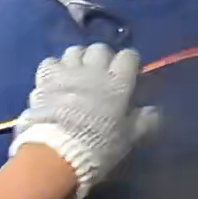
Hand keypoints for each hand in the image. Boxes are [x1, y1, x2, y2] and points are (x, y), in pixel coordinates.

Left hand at [11, 43, 159, 198]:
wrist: (58, 149)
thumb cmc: (98, 145)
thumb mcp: (127, 138)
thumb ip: (143, 121)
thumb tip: (152, 111)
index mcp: (117, 82)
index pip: (128, 57)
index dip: (129, 63)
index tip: (128, 74)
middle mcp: (92, 70)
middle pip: (100, 49)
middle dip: (102, 58)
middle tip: (101, 74)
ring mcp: (67, 71)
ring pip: (74, 50)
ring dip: (78, 60)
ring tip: (77, 74)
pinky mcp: (45, 77)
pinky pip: (50, 61)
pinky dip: (54, 68)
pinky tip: (55, 80)